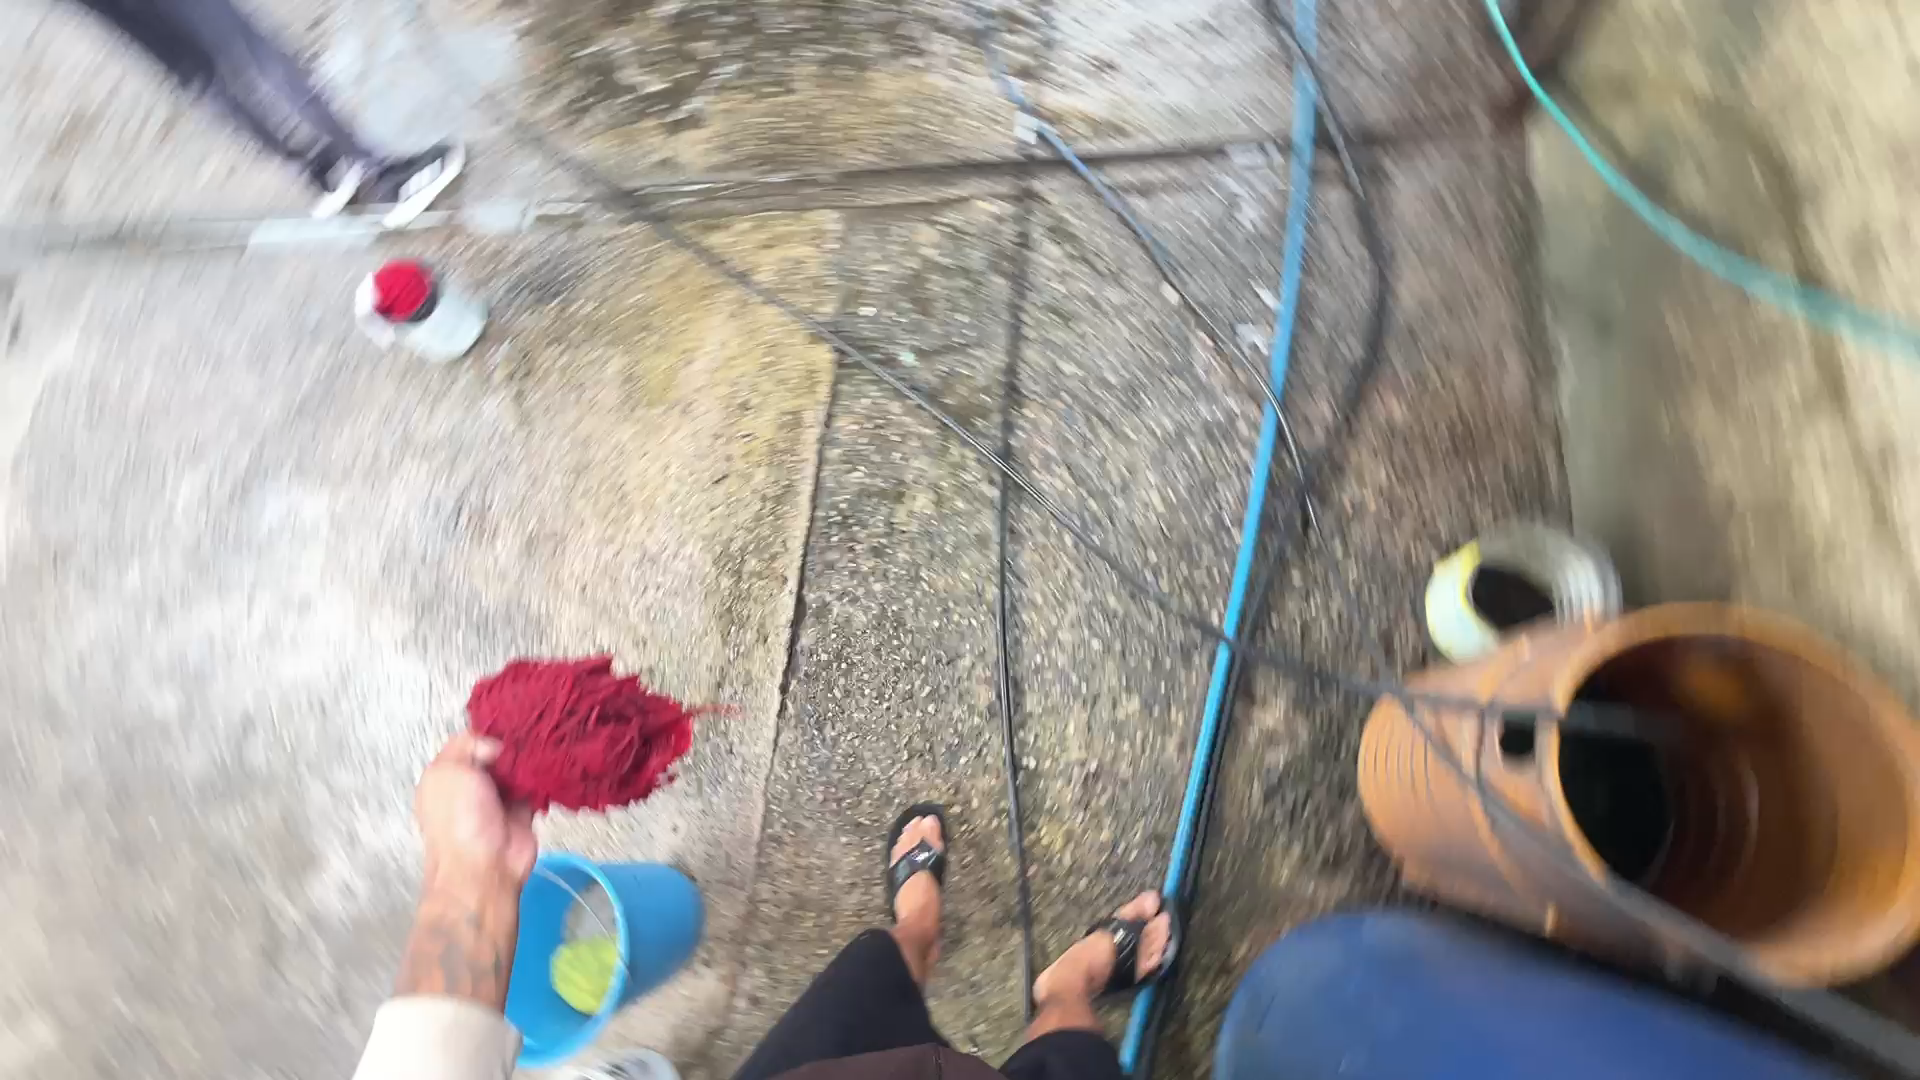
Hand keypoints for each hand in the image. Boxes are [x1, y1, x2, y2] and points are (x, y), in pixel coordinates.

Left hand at [396, 732, 533, 1006]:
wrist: (484, 867)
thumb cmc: (459, 821)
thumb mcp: (448, 772)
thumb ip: (469, 745)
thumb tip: (499, 745)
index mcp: (447, 776)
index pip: (469, 740)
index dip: (490, 728)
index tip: (514, 717)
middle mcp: (471, 785)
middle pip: (498, 752)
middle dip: (516, 741)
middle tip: (539, 725)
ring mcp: (498, 797)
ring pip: (520, 767)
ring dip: (533, 758)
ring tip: (552, 738)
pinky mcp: (524, 808)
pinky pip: (537, 784)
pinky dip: (546, 775)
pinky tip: (557, 760)